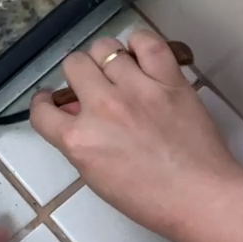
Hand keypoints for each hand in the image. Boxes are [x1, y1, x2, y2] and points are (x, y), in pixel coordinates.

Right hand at [29, 29, 242, 240]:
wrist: (200, 197)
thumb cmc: (148, 198)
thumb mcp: (96, 176)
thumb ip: (79, 141)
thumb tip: (74, 113)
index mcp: (79, 140)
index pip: (42, 110)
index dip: (43, 103)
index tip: (52, 102)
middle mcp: (102, 108)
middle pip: (74, 64)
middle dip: (78, 74)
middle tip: (92, 86)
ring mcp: (137, 90)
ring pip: (105, 48)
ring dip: (106, 59)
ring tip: (118, 72)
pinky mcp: (169, 81)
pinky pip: (147, 42)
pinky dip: (139, 43)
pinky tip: (140, 56)